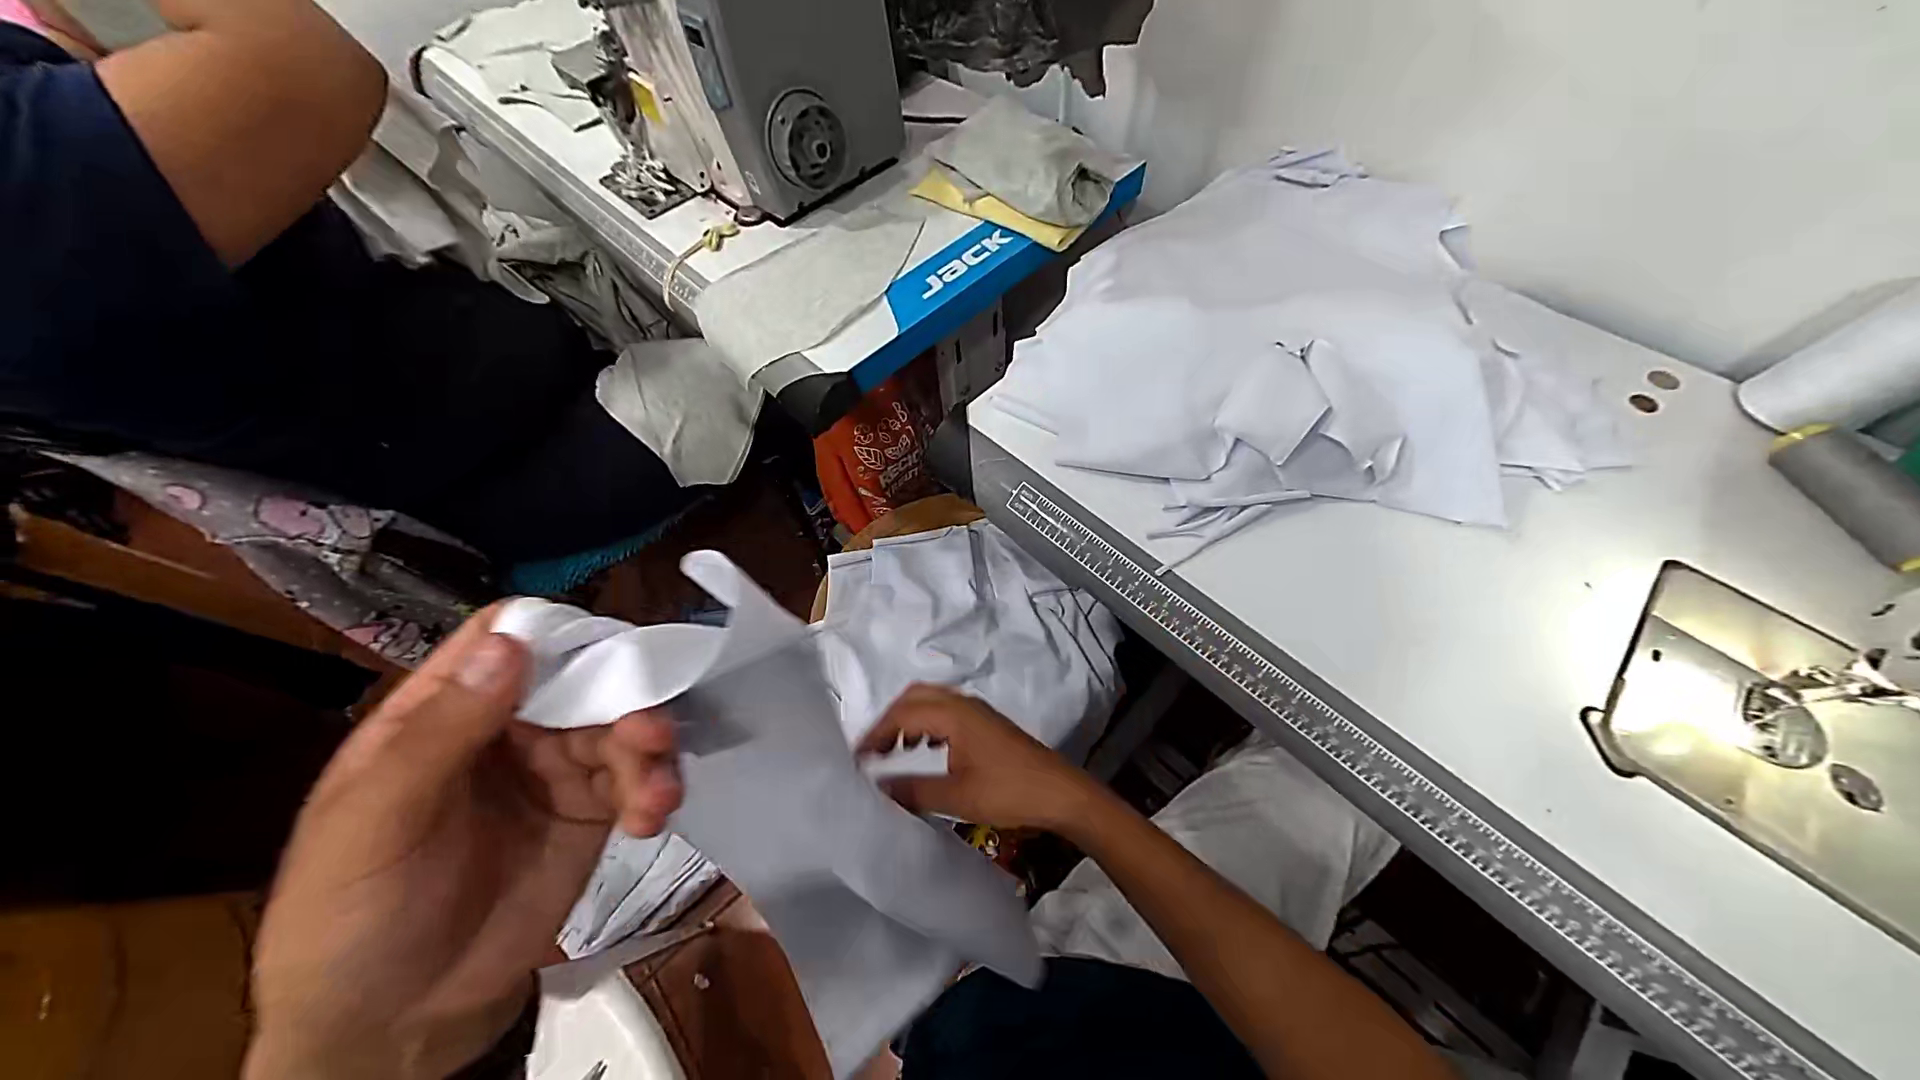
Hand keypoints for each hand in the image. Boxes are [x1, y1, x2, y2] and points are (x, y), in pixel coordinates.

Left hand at [245, 604, 683, 1079]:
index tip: (602, 652)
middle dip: (627, 696)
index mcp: (444, 709)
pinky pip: (636, 778)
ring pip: (621, 724)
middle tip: (650, 734)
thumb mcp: (374, 823)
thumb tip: (513, 644)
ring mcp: (556, 765)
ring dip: (650, 749)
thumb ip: (442, 732)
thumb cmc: (351, 916)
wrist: (398, 1024)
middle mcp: (510, 724)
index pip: (507, 638)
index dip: (553, 633)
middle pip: (585, 676)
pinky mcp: (593, 808)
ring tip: (656, 794)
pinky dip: (654, 788)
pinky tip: (651, 818)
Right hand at [858, 684, 1104, 832]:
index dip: (875, 733)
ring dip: (908, 720)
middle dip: (889, 719)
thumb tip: (876, 788)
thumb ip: (913, 790)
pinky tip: (925, 748)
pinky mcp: (986, 723)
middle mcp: (963, 703)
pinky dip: (927, 724)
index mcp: (954, 714)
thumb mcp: (957, 796)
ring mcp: (977, 711)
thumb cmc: (1009, 792)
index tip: (856, 757)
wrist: (1060, 793)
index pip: (902, 713)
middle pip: (914, 697)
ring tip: (893, 749)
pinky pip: (946, 711)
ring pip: (931, 702)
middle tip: (872, 750)